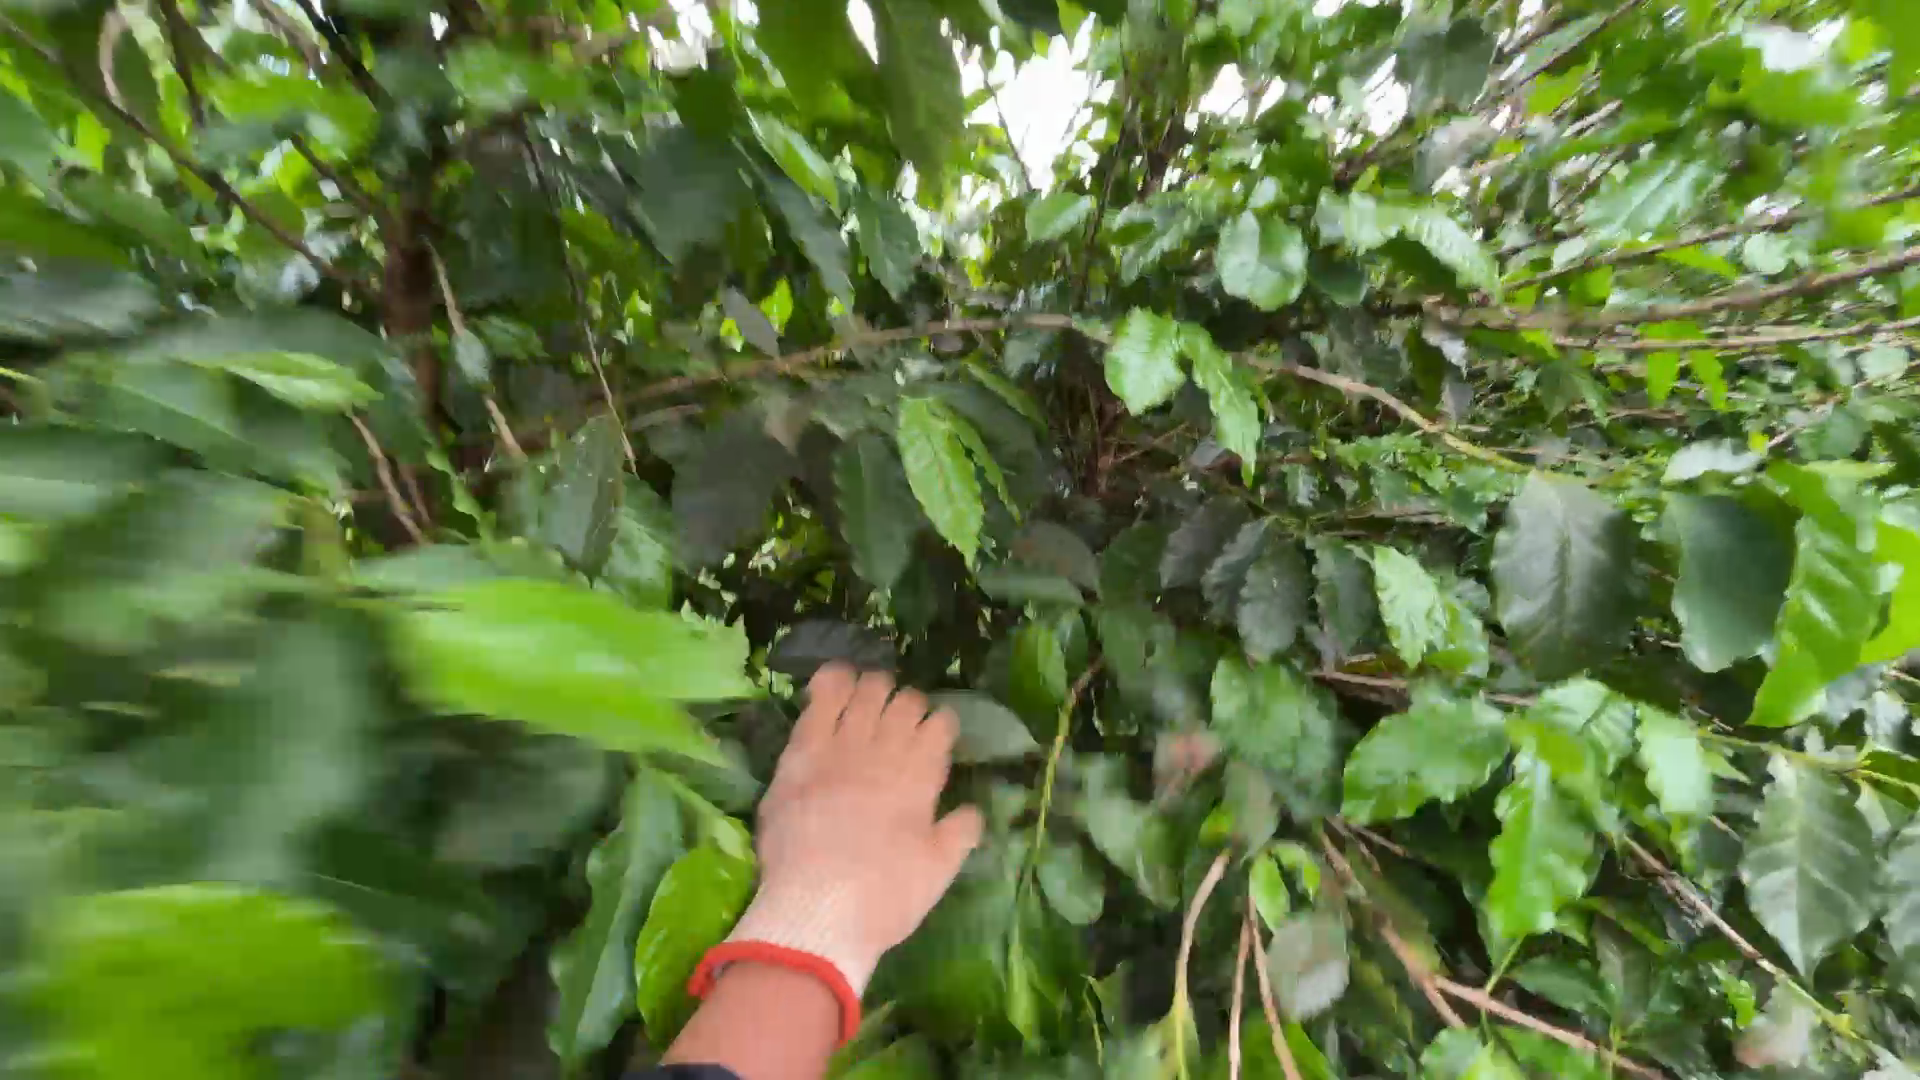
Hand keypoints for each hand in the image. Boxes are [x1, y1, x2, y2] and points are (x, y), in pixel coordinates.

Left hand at [725, 663, 983, 992]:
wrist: (818, 911)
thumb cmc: (884, 898)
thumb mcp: (938, 872)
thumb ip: (960, 833)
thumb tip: (974, 811)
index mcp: (922, 774)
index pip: (941, 724)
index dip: (939, 724)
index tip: (933, 737)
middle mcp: (887, 749)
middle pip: (905, 701)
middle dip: (906, 705)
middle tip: (897, 723)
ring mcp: (844, 745)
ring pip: (866, 692)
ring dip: (872, 689)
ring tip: (868, 697)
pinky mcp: (803, 751)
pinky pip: (820, 702)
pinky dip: (829, 684)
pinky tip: (834, 678)